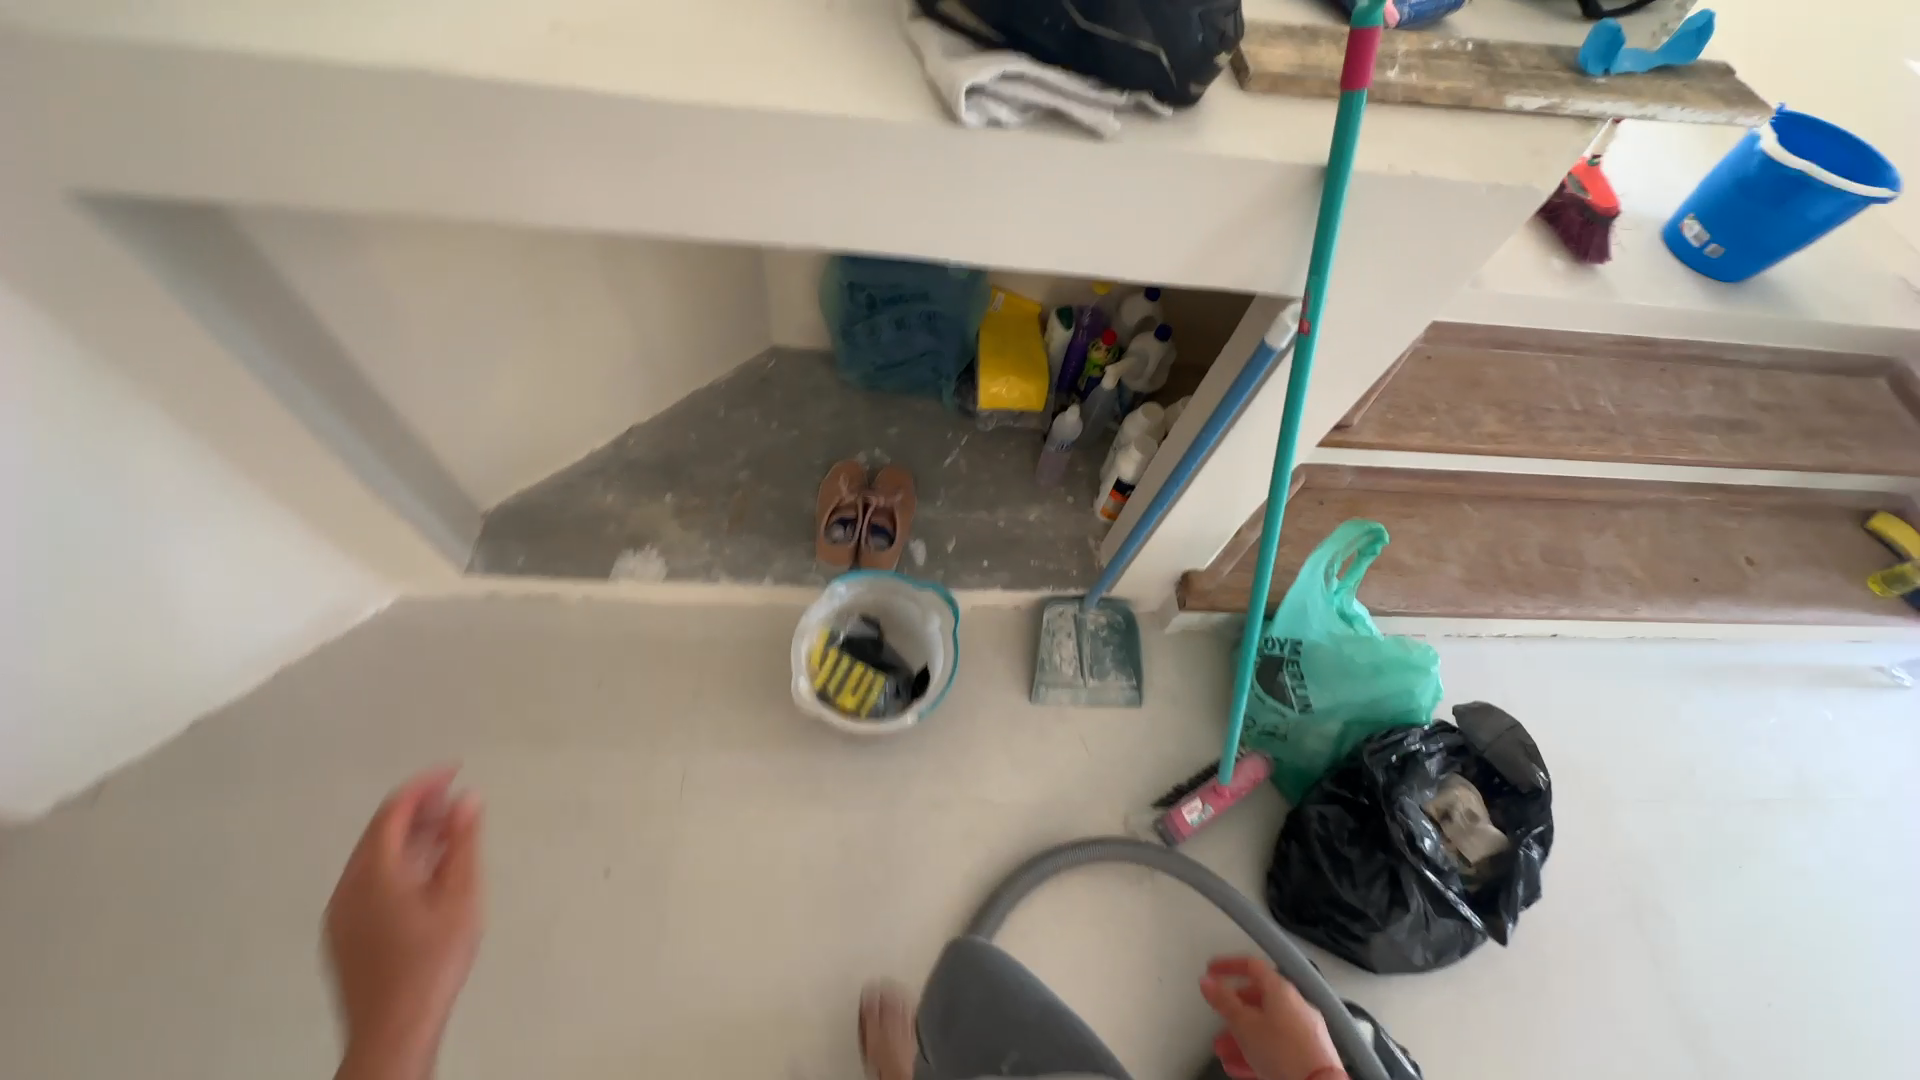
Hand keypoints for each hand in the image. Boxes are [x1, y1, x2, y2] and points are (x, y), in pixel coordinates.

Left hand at [325, 767, 483, 1079]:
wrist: (394, 1028)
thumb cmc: (433, 958)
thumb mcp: (461, 894)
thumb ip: (463, 842)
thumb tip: (467, 798)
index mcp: (374, 873)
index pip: (394, 811)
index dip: (425, 784)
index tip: (456, 768)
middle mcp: (348, 886)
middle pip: (381, 831)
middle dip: (420, 808)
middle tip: (457, 797)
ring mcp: (342, 912)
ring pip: (375, 856)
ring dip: (411, 835)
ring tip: (450, 828)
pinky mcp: (346, 933)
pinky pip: (371, 879)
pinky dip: (400, 860)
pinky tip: (429, 871)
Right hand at [1200, 956, 1344, 1079]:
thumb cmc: (1283, 1052)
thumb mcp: (1243, 1024)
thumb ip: (1223, 1001)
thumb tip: (1207, 982)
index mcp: (1281, 989)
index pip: (1251, 966)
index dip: (1229, 966)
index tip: (1212, 970)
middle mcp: (1296, 1005)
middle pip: (1258, 1000)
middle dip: (1233, 1013)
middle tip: (1218, 1021)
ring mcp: (1305, 1031)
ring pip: (1266, 1027)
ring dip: (1241, 1037)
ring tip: (1224, 1053)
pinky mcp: (1310, 1055)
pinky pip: (1278, 1047)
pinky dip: (1258, 1052)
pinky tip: (1240, 1067)